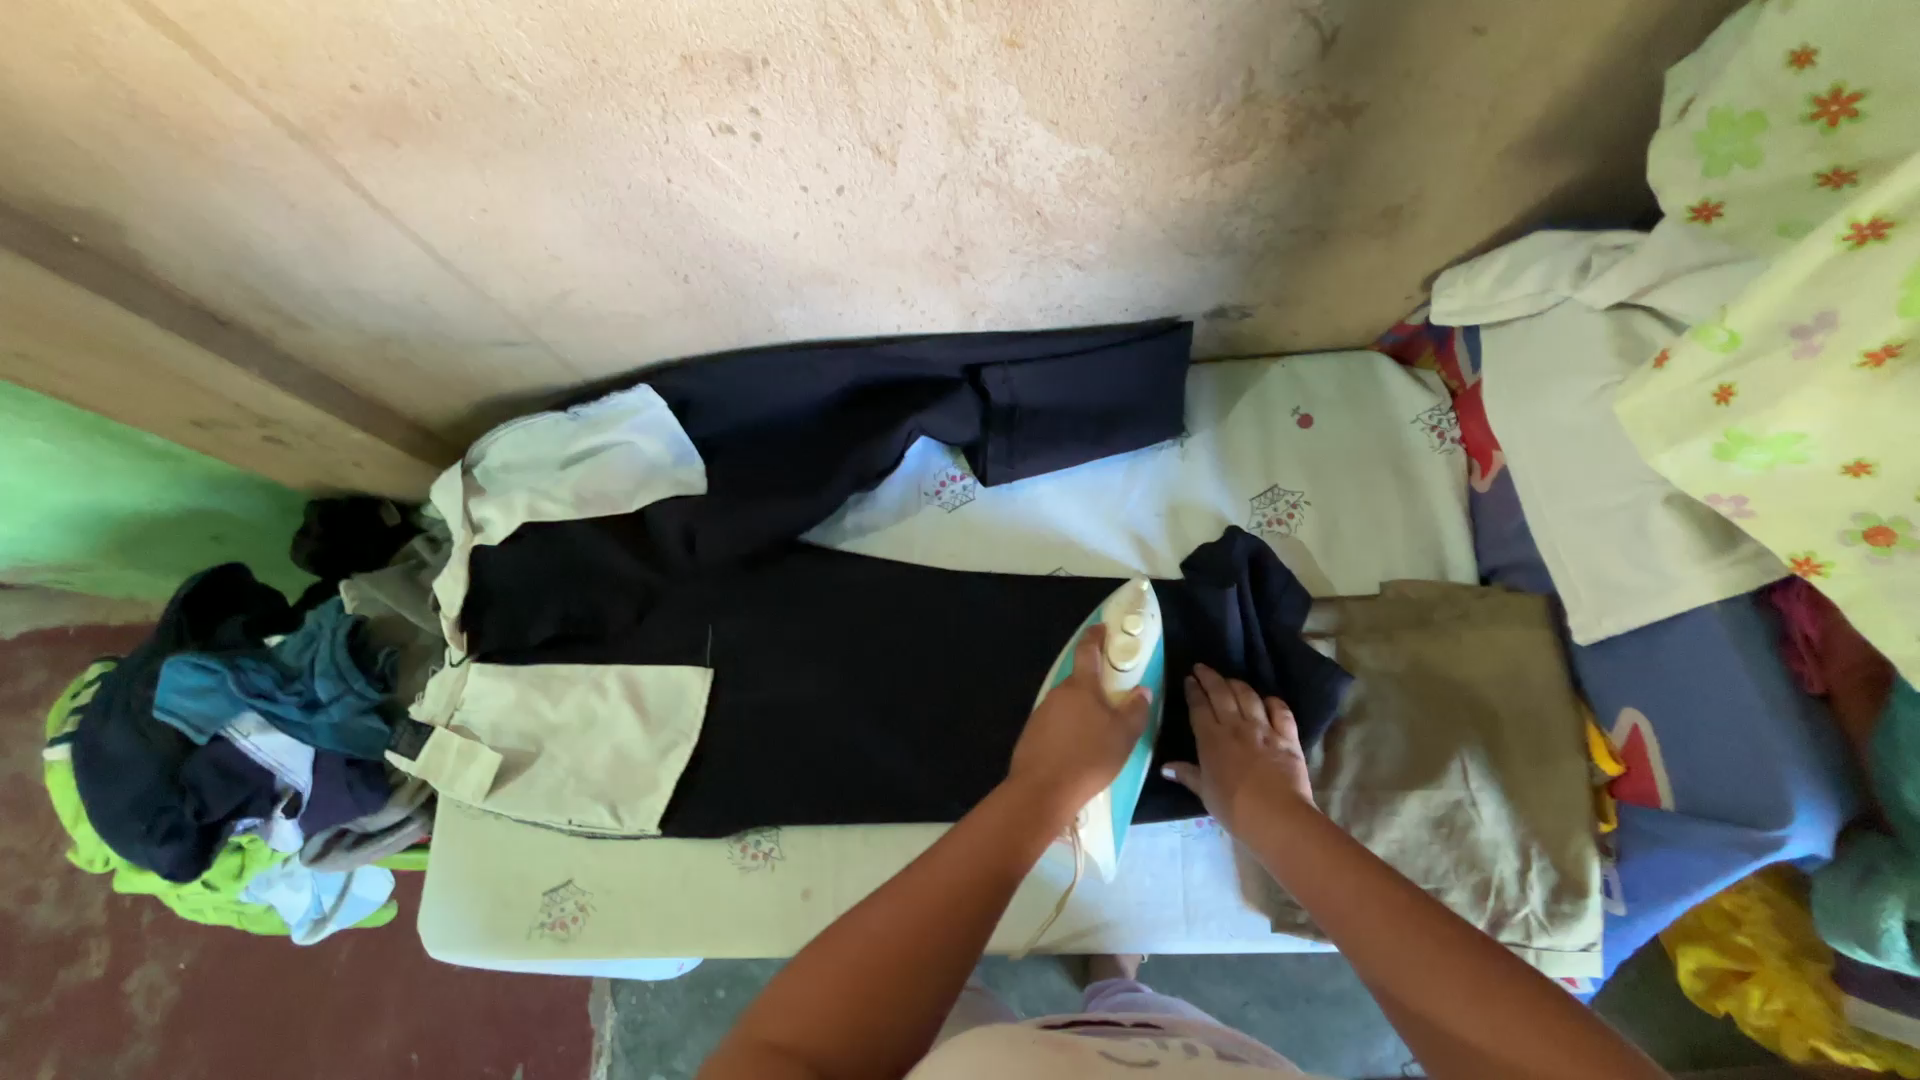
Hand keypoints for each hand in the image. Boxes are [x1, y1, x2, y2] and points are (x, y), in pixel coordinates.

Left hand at [1005, 624, 1152, 824]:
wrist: (1042, 789)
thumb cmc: (1089, 757)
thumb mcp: (1124, 735)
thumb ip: (1136, 710)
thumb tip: (1141, 691)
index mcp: (1081, 686)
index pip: (1088, 651)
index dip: (1096, 637)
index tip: (1102, 628)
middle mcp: (1058, 693)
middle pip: (1078, 680)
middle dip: (1094, 684)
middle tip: (1112, 697)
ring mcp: (1041, 713)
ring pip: (1066, 703)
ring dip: (1081, 709)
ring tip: (1098, 729)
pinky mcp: (1032, 734)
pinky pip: (1056, 723)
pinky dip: (1068, 728)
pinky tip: (1077, 747)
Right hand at [1162, 664, 1315, 835]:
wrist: (1277, 816)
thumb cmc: (1234, 808)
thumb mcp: (1204, 793)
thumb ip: (1187, 775)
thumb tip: (1164, 767)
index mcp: (1211, 739)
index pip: (1199, 706)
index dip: (1193, 690)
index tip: (1188, 679)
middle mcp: (1236, 726)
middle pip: (1221, 693)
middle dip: (1210, 677)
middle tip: (1202, 668)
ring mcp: (1264, 729)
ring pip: (1248, 696)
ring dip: (1237, 684)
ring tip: (1230, 680)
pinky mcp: (1287, 737)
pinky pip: (1281, 711)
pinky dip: (1273, 702)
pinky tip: (1267, 700)